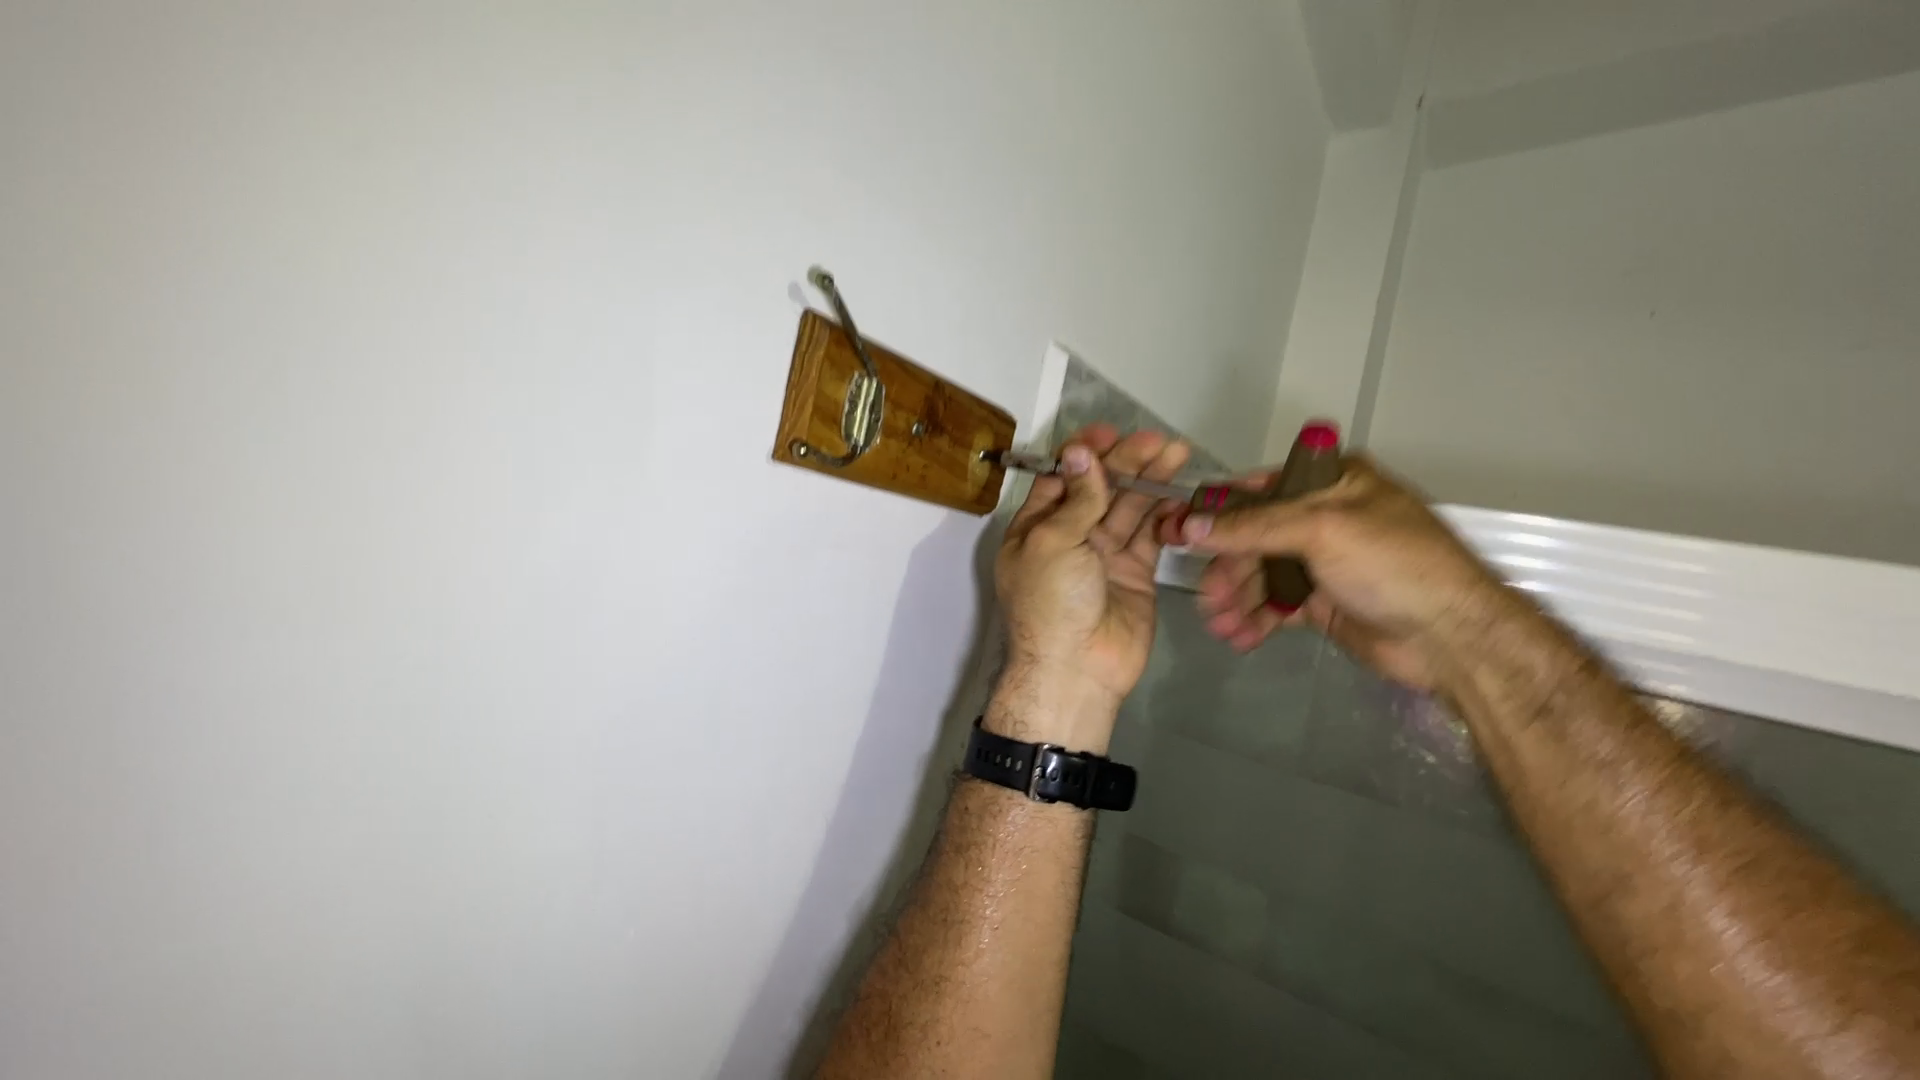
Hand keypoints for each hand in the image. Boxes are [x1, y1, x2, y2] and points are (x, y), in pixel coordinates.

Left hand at [990, 425, 1190, 752]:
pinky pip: (1150, 536)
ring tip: (1177, 454)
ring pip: (1128, 508)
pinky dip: (1165, 516)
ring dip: (1150, 482)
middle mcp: (1069, 537)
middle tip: (1157, 442)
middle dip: (1126, 462)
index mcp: (1036, 527)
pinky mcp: (1135, 573)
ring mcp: (1104, 555)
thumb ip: (1075, 498)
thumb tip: (1078, 451)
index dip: (1085, 455)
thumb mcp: (1053, 543)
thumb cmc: (1052, 602)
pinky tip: (1181, 496)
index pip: (1062, 479)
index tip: (1110, 433)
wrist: (1077, 670)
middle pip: (1099, 489)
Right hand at [1171, 454, 1509, 690]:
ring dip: (1236, 598)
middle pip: (1253, 538)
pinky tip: (1239, 636)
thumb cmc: (1392, 565)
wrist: (1451, 638)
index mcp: (1330, 483)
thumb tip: (1188, 526)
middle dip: (1226, 568)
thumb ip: (1251, 526)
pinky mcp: (1323, 603)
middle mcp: (1323, 518)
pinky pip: (1275, 606)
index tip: (1178, 534)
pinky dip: (1255, 620)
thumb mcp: (1320, 529)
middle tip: (1206, 597)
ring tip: (1219, 625)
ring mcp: (1323, 563)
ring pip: (1261, 574)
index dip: (1216, 512)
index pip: (1258, 489)